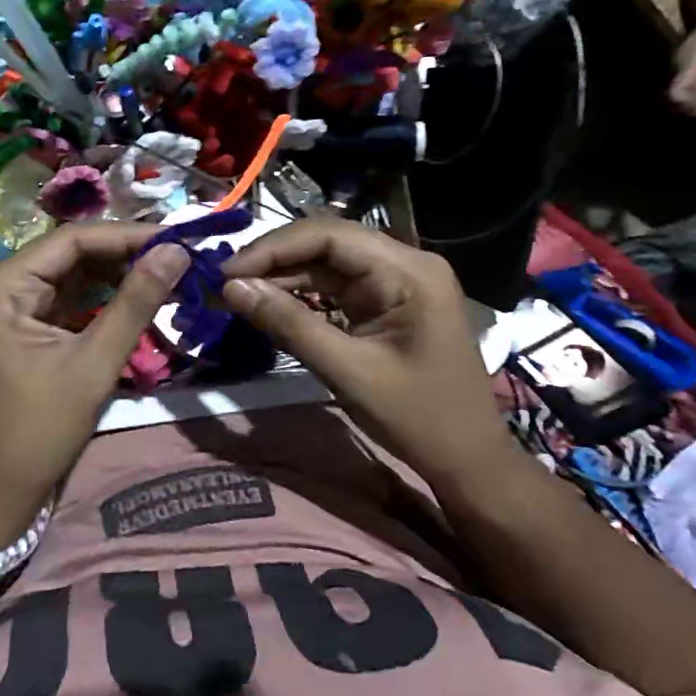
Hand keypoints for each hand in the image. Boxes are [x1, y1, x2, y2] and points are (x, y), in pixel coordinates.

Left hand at [0, 225, 190, 515]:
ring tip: (168, 269)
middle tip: (178, 254)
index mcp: (1, 287)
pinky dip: (103, 296)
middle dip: (124, 253)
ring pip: (72, 274)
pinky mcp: (23, 326)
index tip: (175, 238)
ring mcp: (9, 307)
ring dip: (117, 272)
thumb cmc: (41, 428)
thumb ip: (135, 303)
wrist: (1, 490)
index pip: (70, 241)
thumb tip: (178, 252)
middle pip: (70, 254)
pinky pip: (68, 298)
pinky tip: (139, 292)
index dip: (125, 236)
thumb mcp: (94, 363)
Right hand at [220, 219, 510, 480]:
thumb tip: (232, 288)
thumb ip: (289, 324)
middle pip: (328, 245)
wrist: (468, 460)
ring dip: (285, 279)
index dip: (274, 248)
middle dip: (276, 261)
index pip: (331, 236)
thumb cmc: (417, 417)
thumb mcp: (347, 371)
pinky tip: (271, 306)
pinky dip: (304, 298)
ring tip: (238, 294)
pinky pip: (338, 290)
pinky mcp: (388, 305)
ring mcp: (398, 284)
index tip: (228, 271)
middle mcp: (405, 265)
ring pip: (329, 266)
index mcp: (409, 271)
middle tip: (227, 283)